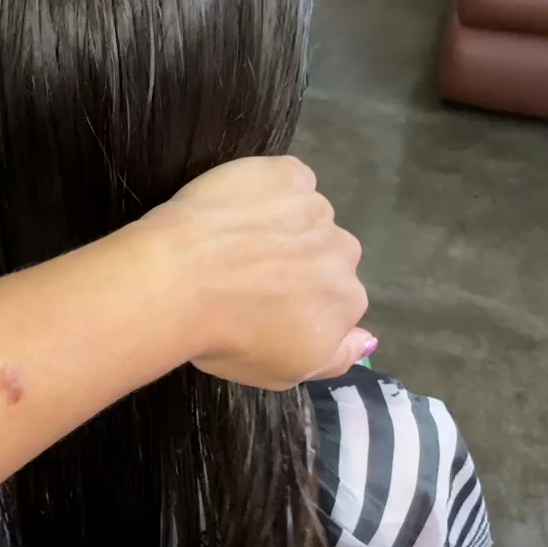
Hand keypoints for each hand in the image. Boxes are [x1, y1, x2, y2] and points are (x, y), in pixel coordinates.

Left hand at [132, 156, 371, 389]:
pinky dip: (267, 192)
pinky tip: (236, 210)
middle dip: (297, 265)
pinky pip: (287, 181)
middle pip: (327, 257)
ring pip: (307, 218)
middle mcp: (344, 253)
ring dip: (281, 228)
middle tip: (246, 279)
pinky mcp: (287, 174)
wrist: (179, 283)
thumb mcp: (283, 373)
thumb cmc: (228, 339)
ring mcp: (316, 209)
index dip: (301, 306)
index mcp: (347, 303)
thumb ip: (335, 357)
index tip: (266, 310)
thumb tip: (368, 340)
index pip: (337, 303)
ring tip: (232, 246)